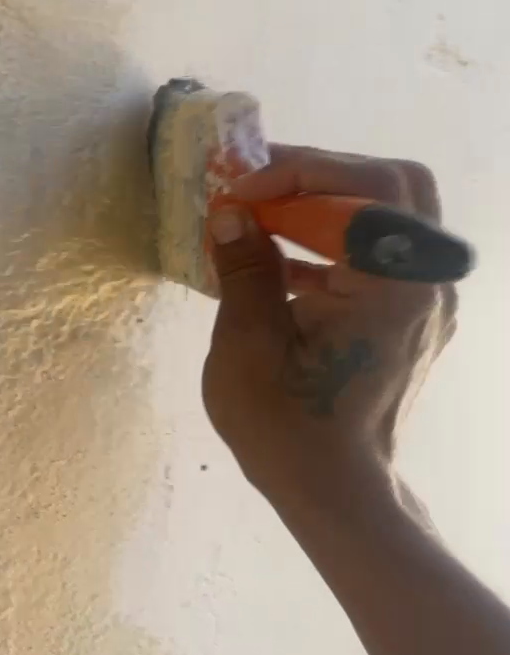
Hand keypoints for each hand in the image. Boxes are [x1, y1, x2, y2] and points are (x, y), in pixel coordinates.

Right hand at [201, 146, 456, 505]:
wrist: (329, 482)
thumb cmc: (281, 415)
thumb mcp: (246, 340)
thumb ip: (245, 270)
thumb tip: (229, 214)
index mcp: (392, 285)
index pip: (368, 190)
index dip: (299, 172)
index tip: (234, 190)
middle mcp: (424, 283)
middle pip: (393, 190)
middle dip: (316, 175)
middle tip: (247, 185)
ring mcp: (420, 301)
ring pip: (386, 220)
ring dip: (318, 205)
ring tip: (249, 217)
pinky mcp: (402, 318)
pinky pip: (373, 258)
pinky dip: (323, 242)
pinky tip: (267, 263)